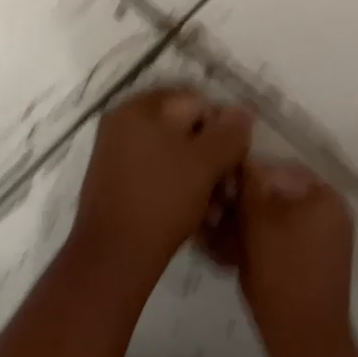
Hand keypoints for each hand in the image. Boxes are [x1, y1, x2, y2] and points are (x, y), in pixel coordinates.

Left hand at [67, 86, 253, 278]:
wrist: (113, 256)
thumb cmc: (161, 201)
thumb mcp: (204, 164)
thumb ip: (228, 134)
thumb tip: (243, 110)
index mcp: (141, 106)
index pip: (196, 100)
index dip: (223, 129)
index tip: (235, 162)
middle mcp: (125, 120)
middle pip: (183, 126)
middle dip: (210, 155)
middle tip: (227, 188)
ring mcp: (117, 150)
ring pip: (172, 152)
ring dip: (197, 175)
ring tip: (214, 208)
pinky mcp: (115, 178)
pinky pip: (155, 170)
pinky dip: (176, 185)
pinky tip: (195, 214)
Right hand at [236, 160, 357, 356]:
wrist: (304, 338)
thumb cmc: (281, 272)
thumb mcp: (257, 219)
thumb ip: (249, 182)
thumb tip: (241, 159)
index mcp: (324, 195)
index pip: (276, 168)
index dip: (243, 176)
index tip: (217, 189)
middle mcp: (330, 211)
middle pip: (276, 193)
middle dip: (242, 203)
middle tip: (213, 215)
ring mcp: (323, 238)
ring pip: (275, 218)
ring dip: (245, 223)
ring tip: (217, 236)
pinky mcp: (312, 261)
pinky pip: (281, 239)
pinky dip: (258, 242)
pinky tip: (232, 252)